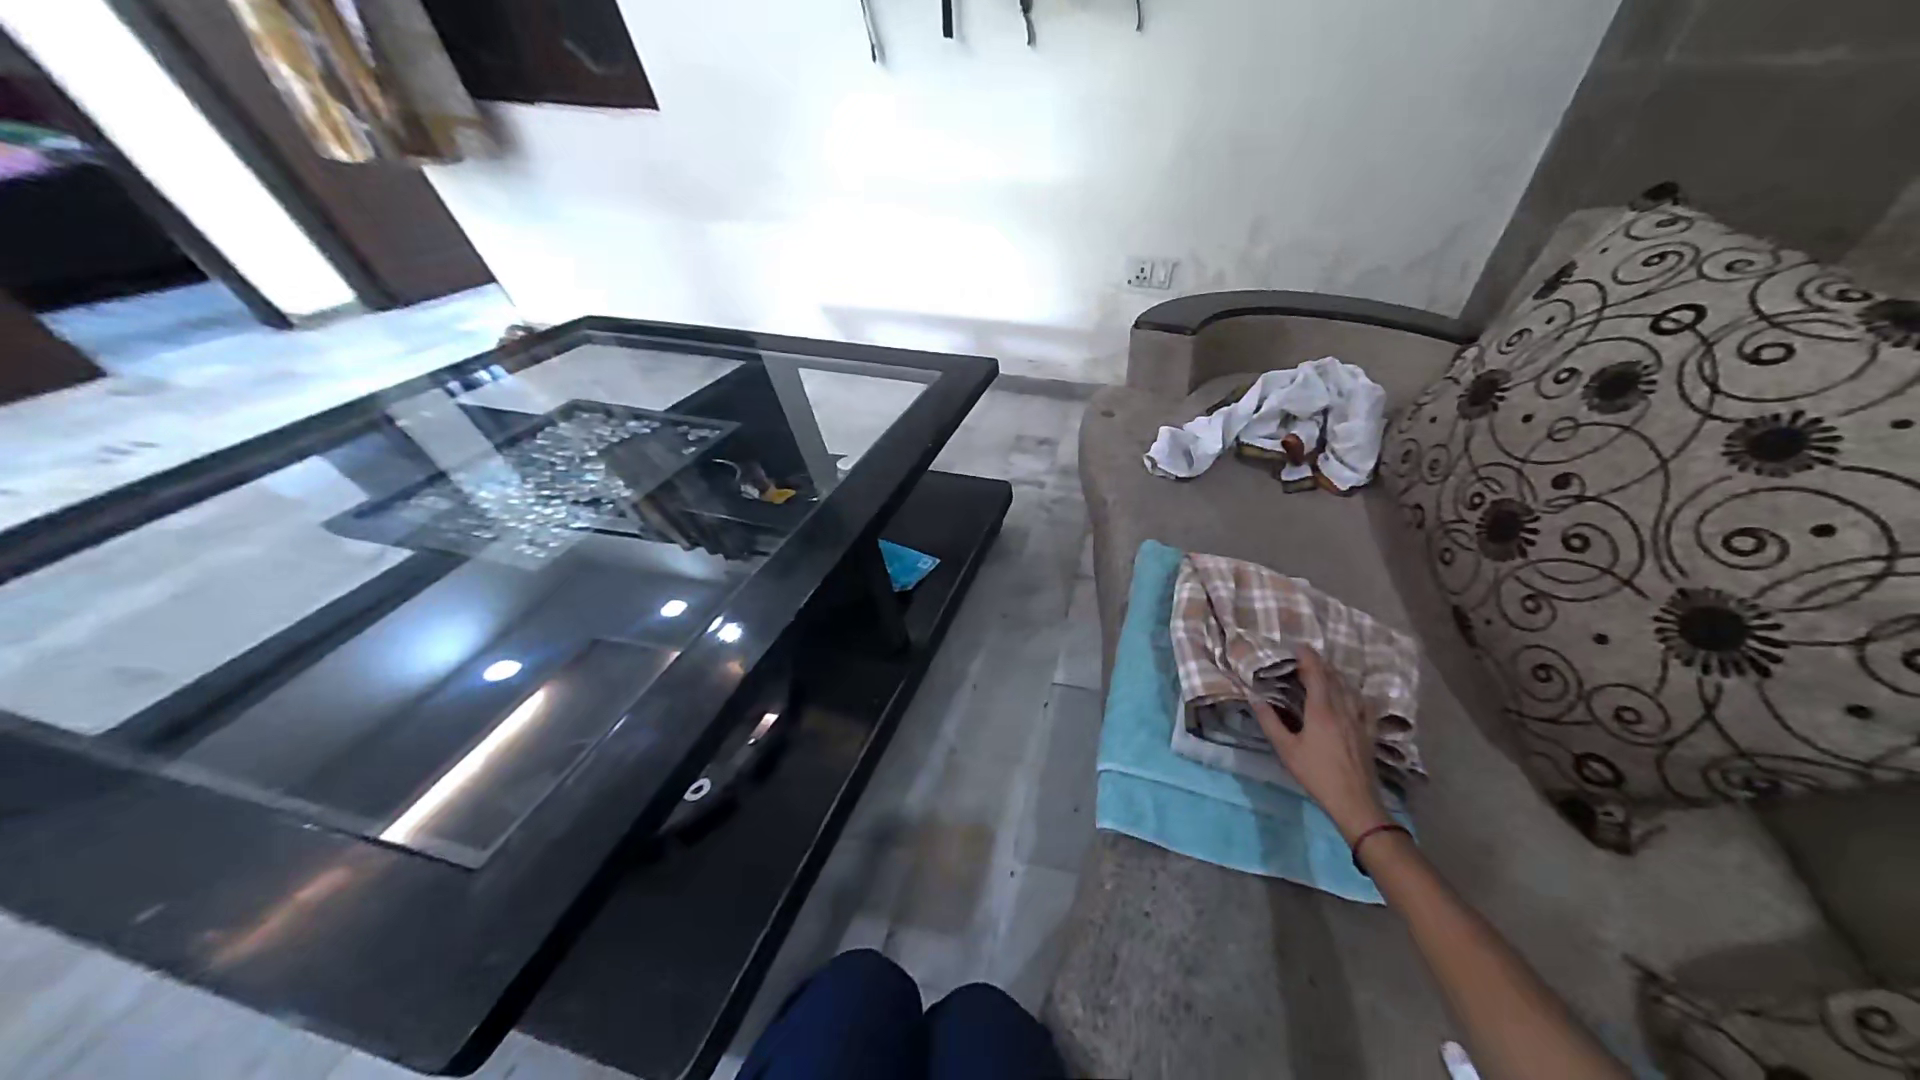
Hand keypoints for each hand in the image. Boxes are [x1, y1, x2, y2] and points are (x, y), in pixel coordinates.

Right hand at [1250, 645, 1391, 843]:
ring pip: (1349, 689)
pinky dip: (1354, 693)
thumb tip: (1254, 697)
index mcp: (1322, 709)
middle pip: (1334, 677)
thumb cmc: (1316, 774)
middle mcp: (1343, 708)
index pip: (1316, 673)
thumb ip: (1270, 721)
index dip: (1307, 657)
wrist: (1354, 801)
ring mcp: (1359, 720)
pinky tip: (1352, 695)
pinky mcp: (1368, 732)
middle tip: (1305, 657)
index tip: (1297, 646)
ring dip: (1336, 676)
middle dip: (1320, 663)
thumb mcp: (1286, 749)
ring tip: (1324, 672)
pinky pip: (1363, 704)